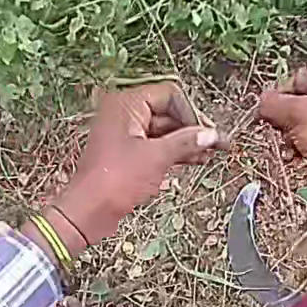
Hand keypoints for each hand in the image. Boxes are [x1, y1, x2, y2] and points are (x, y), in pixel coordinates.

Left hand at [53, 81, 223, 245]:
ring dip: (185, 143)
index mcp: (126, 103)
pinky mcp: (125, 153)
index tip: (208, 135)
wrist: (87, 212)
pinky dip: (172, 152)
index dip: (192, 113)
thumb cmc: (117, 180)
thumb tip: (213, 134)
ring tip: (210, 156)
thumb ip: (187, 142)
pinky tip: (193, 161)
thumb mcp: (156, 158)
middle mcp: (124, 113)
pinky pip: (154, 146)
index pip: (170, 94)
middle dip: (192, 129)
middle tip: (218, 146)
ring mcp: (124, 133)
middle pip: (168, 112)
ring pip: (163, 131)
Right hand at [258, 64, 306, 193]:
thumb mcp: (297, 111)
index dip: (278, 96)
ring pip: (297, 125)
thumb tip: (260, 103)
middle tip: (281, 130)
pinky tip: (295, 157)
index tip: (264, 113)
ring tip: (291, 147)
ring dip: (287, 138)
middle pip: (296, 103)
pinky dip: (296, 149)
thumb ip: (271, 103)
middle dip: (283, 120)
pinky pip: (304, 141)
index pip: (297, 80)